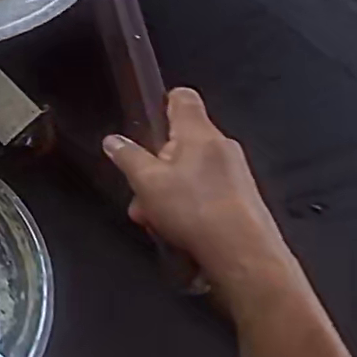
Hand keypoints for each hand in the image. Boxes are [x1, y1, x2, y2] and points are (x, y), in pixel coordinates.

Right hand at [102, 88, 304, 313]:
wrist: (243, 257)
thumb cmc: (195, 212)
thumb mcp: (144, 181)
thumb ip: (126, 156)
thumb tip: (113, 141)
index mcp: (199, 135)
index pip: (182, 99)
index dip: (161, 102)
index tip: (146, 116)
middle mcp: (221, 148)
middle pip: (177, 142)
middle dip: (151, 164)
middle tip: (139, 186)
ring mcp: (233, 174)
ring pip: (185, 171)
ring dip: (161, 190)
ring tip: (152, 216)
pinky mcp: (238, 199)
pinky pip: (200, 191)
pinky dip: (181, 205)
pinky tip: (171, 227)